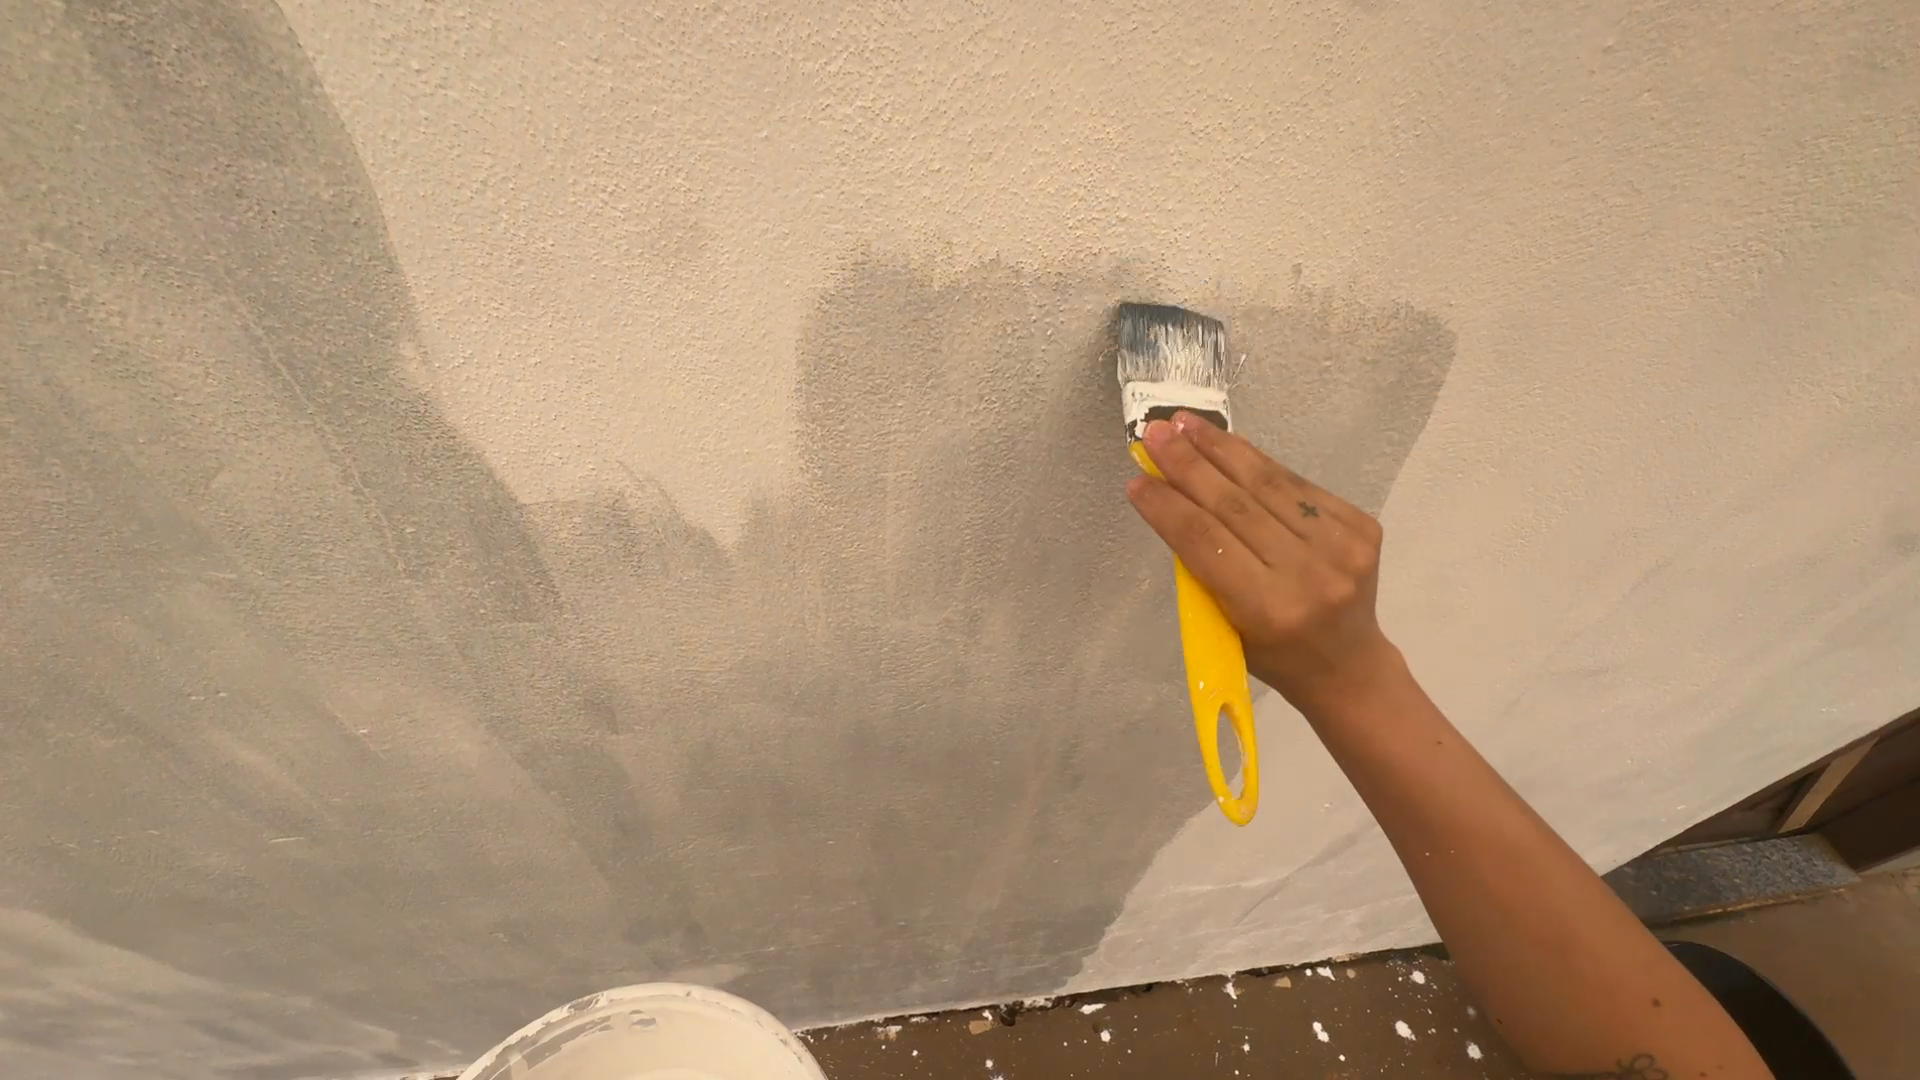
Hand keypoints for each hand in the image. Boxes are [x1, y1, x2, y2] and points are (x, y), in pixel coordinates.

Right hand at [1125, 413, 1398, 713]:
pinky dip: (1256, 462)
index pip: (1206, 542)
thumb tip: (1172, 498)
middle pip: (1234, 505)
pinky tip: (1226, 445)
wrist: (1346, 664)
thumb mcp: (1223, 624)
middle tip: (1155, 432)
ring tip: (1185, 423)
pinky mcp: (1361, 525)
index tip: (1136, 480)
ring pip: (1267, 484)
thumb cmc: (1270, 653)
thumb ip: (1204, 565)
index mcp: (1269, 609)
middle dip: (1188, 464)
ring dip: (1219, 448)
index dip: (1168, 506)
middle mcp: (1310, 574)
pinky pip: (1296, 484)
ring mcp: (1342, 546)